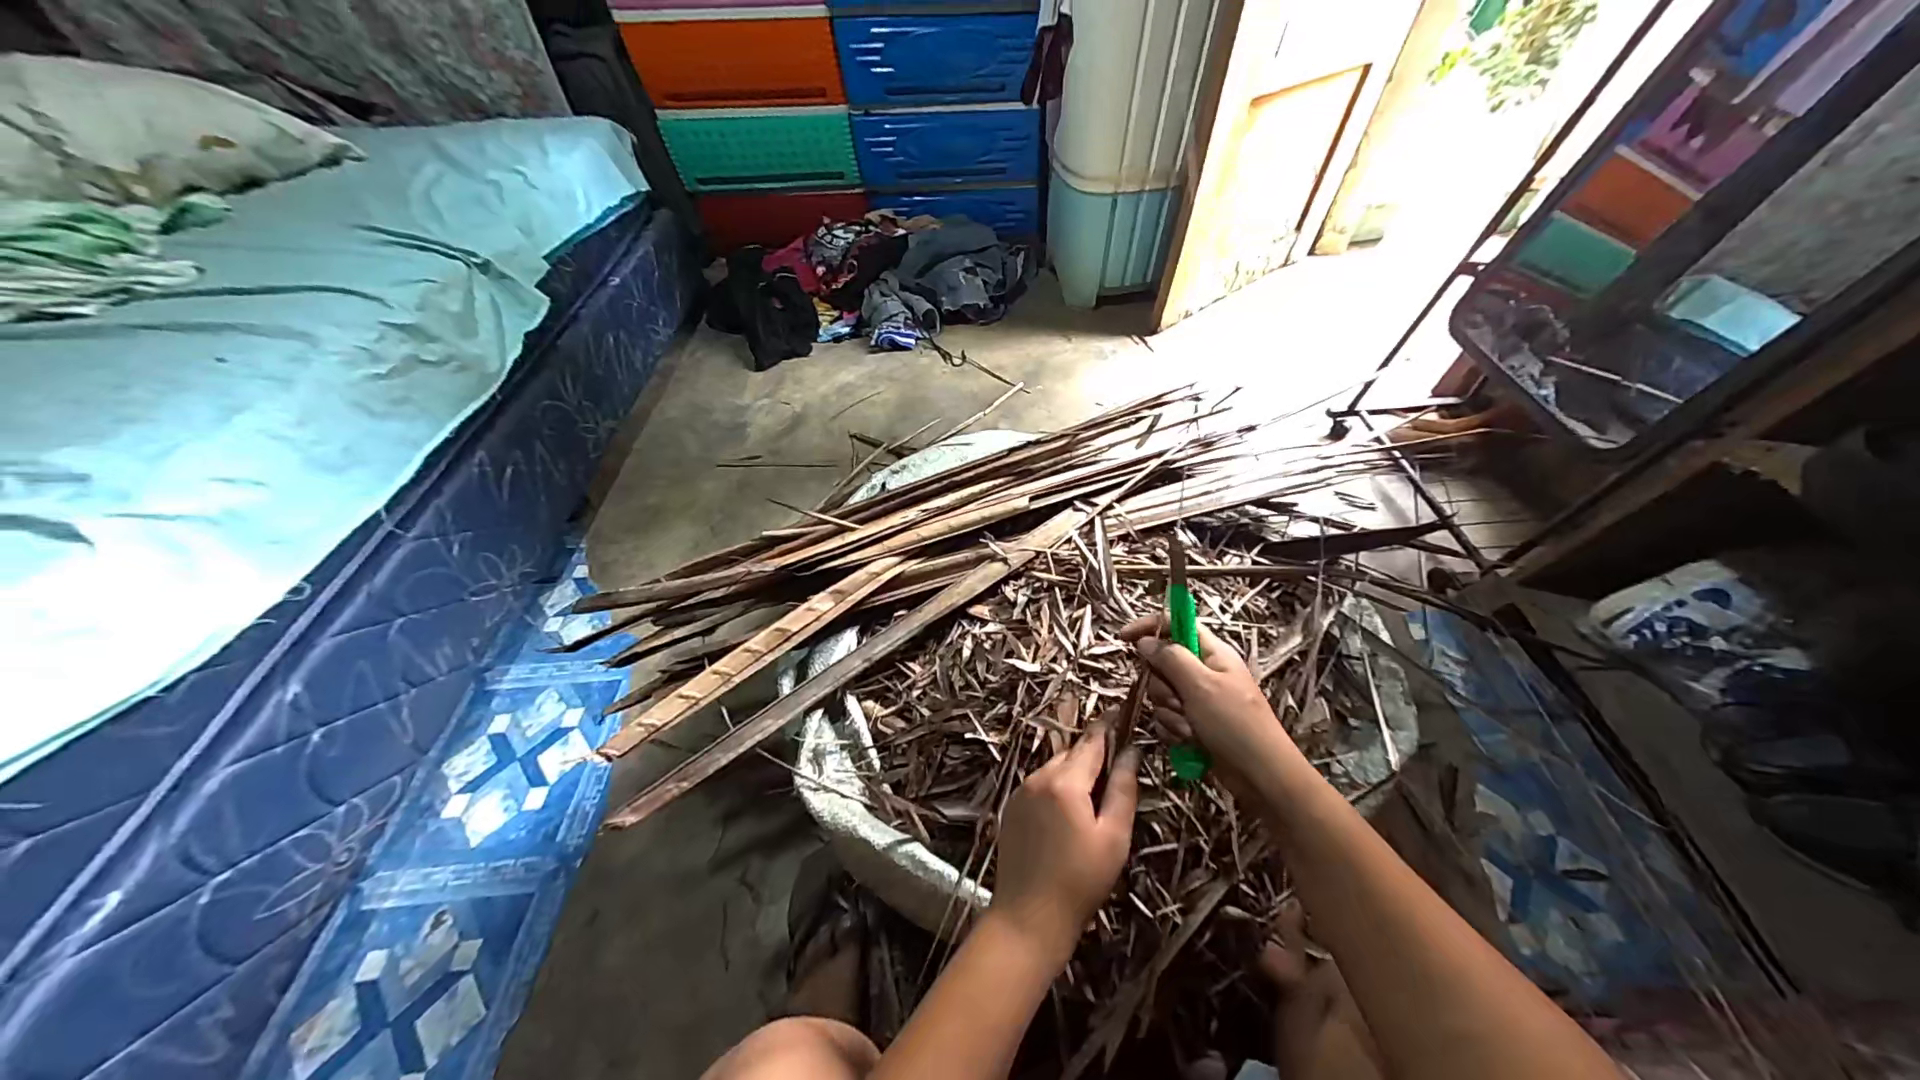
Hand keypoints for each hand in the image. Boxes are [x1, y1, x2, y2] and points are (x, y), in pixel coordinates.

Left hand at [990, 722, 1138, 949]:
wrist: (1029, 916)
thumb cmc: (1081, 880)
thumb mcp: (1114, 836)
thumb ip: (1123, 789)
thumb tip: (1131, 752)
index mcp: (1065, 782)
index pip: (1091, 742)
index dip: (1109, 729)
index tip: (1123, 717)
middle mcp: (1038, 778)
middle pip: (1072, 754)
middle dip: (1093, 758)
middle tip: (1115, 777)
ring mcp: (1020, 792)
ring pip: (1054, 769)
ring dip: (1074, 774)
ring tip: (1092, 805)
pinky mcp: (1011, 807)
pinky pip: (1039, 786)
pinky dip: (1056, 790)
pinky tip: (1066, 819)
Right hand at [1119, 614, 1296, 788]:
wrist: (1260, 776)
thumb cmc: (1235, 724)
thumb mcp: (1201, 685)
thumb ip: (1170, 658)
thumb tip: (1145, 641)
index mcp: (1212, 653)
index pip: (1176, 624)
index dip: (1150, 627)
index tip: (1124, 638)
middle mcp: (1204, 672)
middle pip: (1162, 663)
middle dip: (1162, 686)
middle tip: (1178, 701)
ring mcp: (1198, 699)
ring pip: (1161, 694)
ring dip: (1169, 713)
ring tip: (1190, 728)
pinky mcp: (1193, 723)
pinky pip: (1166, 718)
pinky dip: (1172, 730)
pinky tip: (1188, 741)